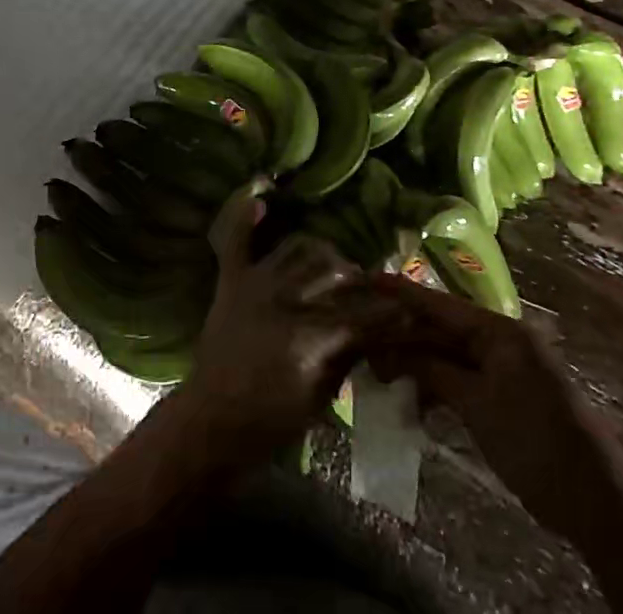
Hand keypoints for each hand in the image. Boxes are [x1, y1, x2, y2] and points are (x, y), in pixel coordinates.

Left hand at [176, 184, 392, 464]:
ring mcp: (256, 284)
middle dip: (360, 282)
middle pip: (337, 272)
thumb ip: (350, 354)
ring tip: (332, 266)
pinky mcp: (232, 283)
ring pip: (299, 248)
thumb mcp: (321, 395)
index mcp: (313, 332)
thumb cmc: (271, 420)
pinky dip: (244, 219)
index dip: (394, 313)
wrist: (211, 423)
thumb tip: (380, 330)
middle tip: (369, 293)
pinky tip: (262, 199)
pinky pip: (236, 242)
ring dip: (322, 254)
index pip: (367, 312)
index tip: (412, 312)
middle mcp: (288, 298)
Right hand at [369, 276, 621, 542]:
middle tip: (362, 336)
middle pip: (445, 328)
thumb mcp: (476, 405)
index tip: (369, 278)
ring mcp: (507, 368)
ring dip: (418, 363)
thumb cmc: (534, 442)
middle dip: (405, 333)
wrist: (595, 498)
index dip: (403, 292)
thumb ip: (434, 370)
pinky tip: (413, 400)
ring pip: (451, 355)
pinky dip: (438, 386)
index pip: (442, 305)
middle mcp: (504, 341)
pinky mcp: (508, 394)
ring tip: (378, 370)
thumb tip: (392, 350)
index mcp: (501, 332)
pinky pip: (464, 378)